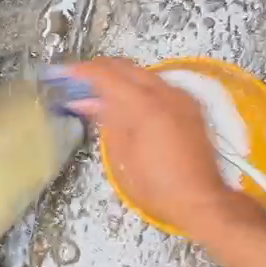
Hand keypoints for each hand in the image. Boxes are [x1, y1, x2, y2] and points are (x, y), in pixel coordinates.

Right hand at [57, 58, 247, 230]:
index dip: (83, 71)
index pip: (107, 75)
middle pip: (127, 67)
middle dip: (101, 70)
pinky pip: (159, 85)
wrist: (200, 199)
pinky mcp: (191, 107)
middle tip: (80, 80)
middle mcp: (165, 93)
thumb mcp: (120, 152)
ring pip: (144, 74)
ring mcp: (181, 98)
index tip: (65, 73)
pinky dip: (139, 87)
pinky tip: (129, 102)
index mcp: (144, 104)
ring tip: (101, 92)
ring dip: (120, 77)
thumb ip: (106, 119)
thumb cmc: (154, 183)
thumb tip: (87, 102)